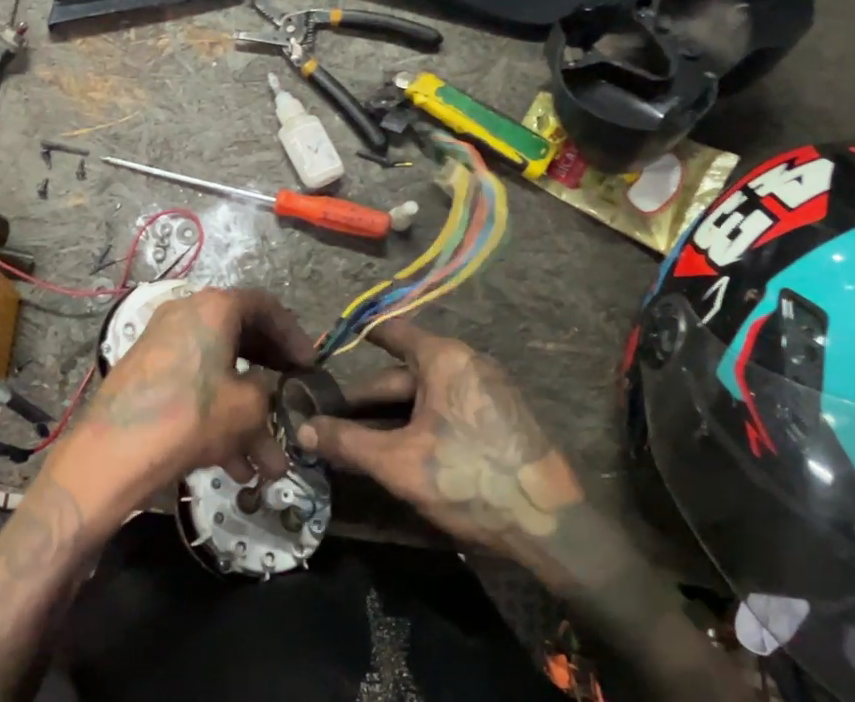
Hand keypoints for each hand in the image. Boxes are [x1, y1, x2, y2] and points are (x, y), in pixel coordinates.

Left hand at [59, 288, 315, 499]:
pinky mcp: (146, 374)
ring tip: (267, 462)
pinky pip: (192, 388)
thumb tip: (264, 393)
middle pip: (239, 337)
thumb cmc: (191, 417)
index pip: (265, 306)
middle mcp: (185, 314)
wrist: (114, 451)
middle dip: (269, 374)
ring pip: (217, 373)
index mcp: (213, 307)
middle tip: (290, 394)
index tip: (309, 365)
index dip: (293, 335)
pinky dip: (216, 417)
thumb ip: (267, 392)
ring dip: (245, 414)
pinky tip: (234, 466)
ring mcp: (161, 343)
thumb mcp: (248, 407)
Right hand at [297, 320, 583, 564]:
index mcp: (445, 359)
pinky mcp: (502, 420)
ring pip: (426, 396)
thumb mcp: (398, 463)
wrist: (552, 523)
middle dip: (367, 398)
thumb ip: (347, 442)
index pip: (393, 332)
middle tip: (332, 422)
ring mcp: (490, 392)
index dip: (361, 335)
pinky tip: (402, 451)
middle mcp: (469, 365)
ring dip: (391, 416)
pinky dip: (419, 423)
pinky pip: (448, 410)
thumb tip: (302, 431)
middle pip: (404, 374)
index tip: (334, 341)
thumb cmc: (469, 478)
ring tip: (360, 441)